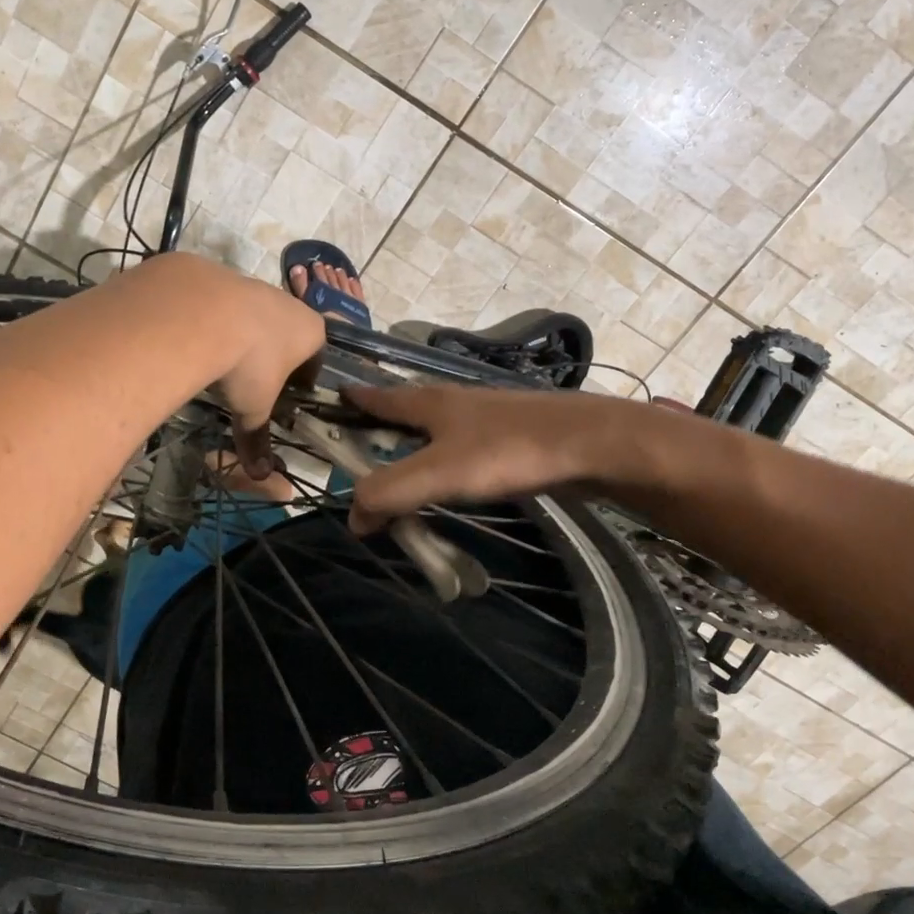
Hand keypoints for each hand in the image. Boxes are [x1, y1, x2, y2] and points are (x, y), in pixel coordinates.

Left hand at [129, 255, 325, 476]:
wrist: (202, 313)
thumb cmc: (247, 365)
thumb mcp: (254, 408)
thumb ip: (257, 438)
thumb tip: (262, 476)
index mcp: (311, 332)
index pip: (316, 356)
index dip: (302, 378)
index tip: (284, 395)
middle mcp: (288, 302)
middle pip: (284, 331)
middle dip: (269, 355)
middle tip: (249, 380)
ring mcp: (252, 284)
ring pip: (251, 314)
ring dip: (239, 334)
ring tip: (217, 359)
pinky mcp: (218, 276)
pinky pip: (218, 304)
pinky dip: (209, 321)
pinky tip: (192, 339)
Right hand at [341, 384, 682, 531]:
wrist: (589, 444)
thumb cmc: (506, 451)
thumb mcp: (438, 474)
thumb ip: (389, 492)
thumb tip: (352, 515)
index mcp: (425, 402)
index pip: (374, 398)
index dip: (348, 404)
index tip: (324, 408)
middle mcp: (448, 403)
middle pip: (401, 413)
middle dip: (376, 432)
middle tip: (356, 459)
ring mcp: (480, 418)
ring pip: (431, 431)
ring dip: (410, 451)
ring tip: (398, 480)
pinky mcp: (506, 436)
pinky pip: (458, 448)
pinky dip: (441, 464)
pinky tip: (449, 484)